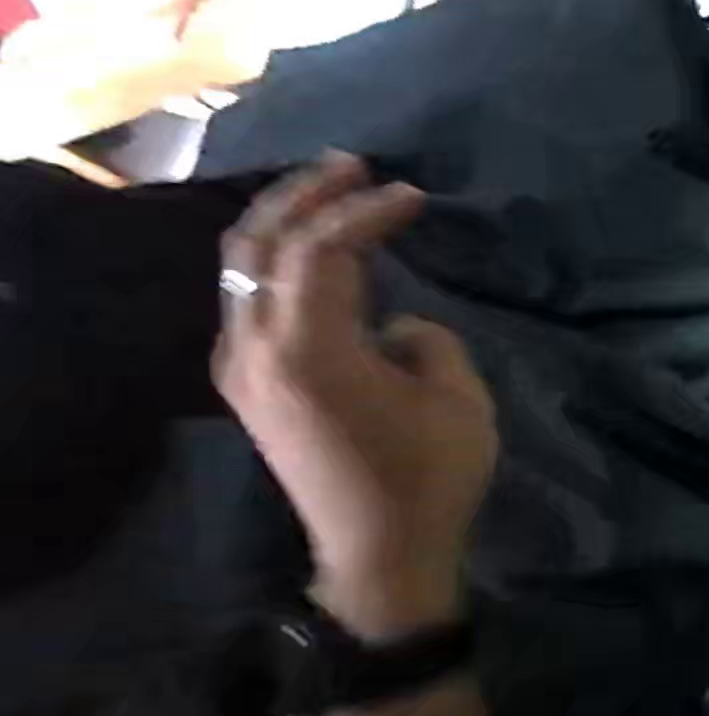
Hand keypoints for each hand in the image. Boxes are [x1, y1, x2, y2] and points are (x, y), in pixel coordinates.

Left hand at [214, 152, 497, 639]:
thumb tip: (397, 326)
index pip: (323, 253)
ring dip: (285, 226)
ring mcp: (242, 368)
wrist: (378, 548)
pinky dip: (280, 264)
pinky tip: (315, 259)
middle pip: (259, 247)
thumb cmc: (431, 475)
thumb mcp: (460, 402)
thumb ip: (429, 343)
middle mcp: (254, 348)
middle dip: (308, 197)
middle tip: (356, 166)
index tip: (413, 195)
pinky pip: (250, 302)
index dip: (367, 215)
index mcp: (311, 350)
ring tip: (333, 197)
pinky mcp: (252, 387)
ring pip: (241, 271)